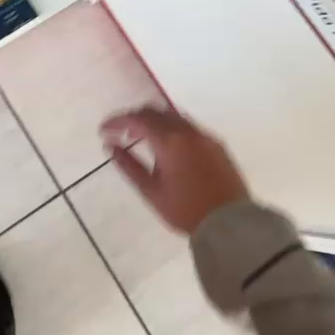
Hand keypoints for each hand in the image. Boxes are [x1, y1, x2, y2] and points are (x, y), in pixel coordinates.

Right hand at [101, 106, 249, 234]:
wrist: (230, 223)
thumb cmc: (185, 210)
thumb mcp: (151, 191)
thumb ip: (128, 165)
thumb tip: (110, 146)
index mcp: (169, 141)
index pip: (137, 119)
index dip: (117, 121)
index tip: (103, 130)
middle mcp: (188, 130)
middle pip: (155, 111)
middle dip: (135, 118)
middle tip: (122, 132)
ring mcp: (205, 135)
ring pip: (173, 115)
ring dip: (154, 120)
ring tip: (143, 137)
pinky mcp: (217, 144)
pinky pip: (189, 125)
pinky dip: (172, 127)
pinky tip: (168, 145)